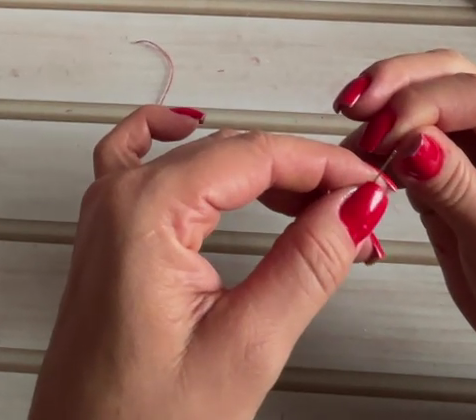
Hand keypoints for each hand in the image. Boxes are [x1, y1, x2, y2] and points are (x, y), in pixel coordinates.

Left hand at [29, 106, 390, 419]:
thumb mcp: (244, 347)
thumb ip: (307, 265)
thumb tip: (353, 207)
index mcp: (147, 209)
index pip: (256, 156)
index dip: (322, 164)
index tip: (368, 182)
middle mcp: (120, 196)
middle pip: (231, 151)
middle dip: (301, 174)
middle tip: (356, 207)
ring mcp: (107, 208)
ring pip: (198, 155)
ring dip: (260, 169)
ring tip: (314, 200)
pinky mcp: (107, 228)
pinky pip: (134, 153)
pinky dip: (170, 135)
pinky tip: (195, 128)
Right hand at [333, 51, 475, 419]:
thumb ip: (458, 190)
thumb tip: (407, 140)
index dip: (423, 104)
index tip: (379, 133)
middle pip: (448, 76)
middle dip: (396, 86)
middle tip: (351, 109)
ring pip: (424, 95)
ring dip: (383, 109)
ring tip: (352, 141)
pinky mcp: (455, 162)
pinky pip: (411, 134)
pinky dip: (382, 139)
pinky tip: (361, 157)